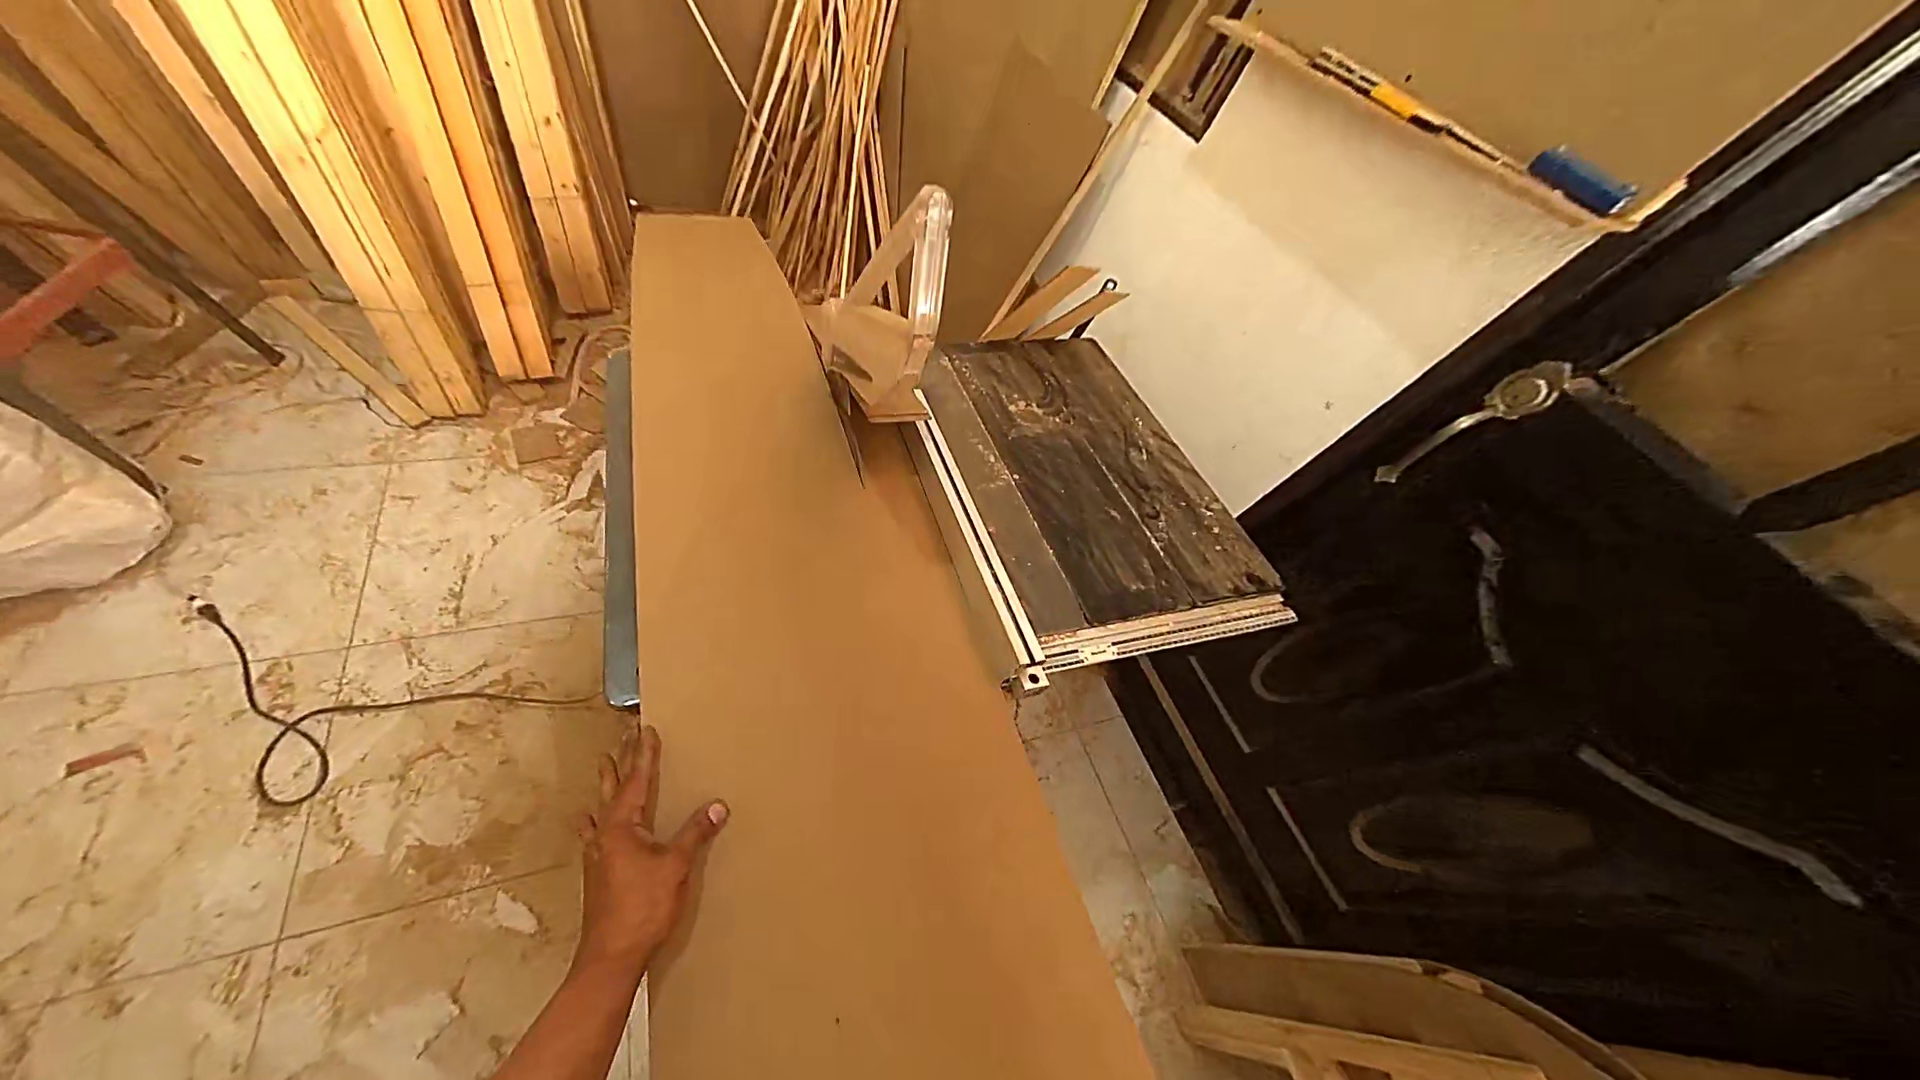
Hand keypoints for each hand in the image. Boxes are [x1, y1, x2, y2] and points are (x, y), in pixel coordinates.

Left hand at [573, 723, 726, 977]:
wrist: (611, 957)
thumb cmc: (644, 907)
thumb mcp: (676, 866)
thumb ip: (694, 833)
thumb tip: (718, 805)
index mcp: (622, 827)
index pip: (637, 781)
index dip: (644, 755)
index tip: (646, 729)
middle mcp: (605, 835)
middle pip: (614, 789)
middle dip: (621, 762)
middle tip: (623, 736)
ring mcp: (598, 854)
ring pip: (602, 808)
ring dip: (606, 785)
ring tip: (603, 765)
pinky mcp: (598, 872)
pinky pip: (595, 832)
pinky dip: (593, 819)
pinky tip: (586, 821)